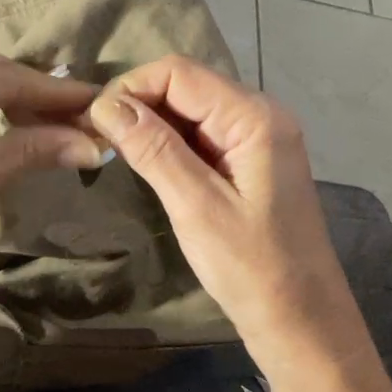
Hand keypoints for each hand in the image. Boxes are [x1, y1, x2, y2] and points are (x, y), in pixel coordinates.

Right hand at [85, 56, 371, 374]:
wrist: (299, 318)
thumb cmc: (250, 266)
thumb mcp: (196, 206)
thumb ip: (153, 149)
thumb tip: (104, 105)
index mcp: (254, 118)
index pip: (177, 73)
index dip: (129, 89)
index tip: (92, 126)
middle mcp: (258, 115)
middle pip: (183, 86)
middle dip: (135, 105)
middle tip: (94, 142)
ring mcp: (254, 139)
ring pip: (187, 111)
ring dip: (147, 126)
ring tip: (112, 154)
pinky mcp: (247, 162)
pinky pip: (198, 136)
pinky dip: (165, 145)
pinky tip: (144, 167)